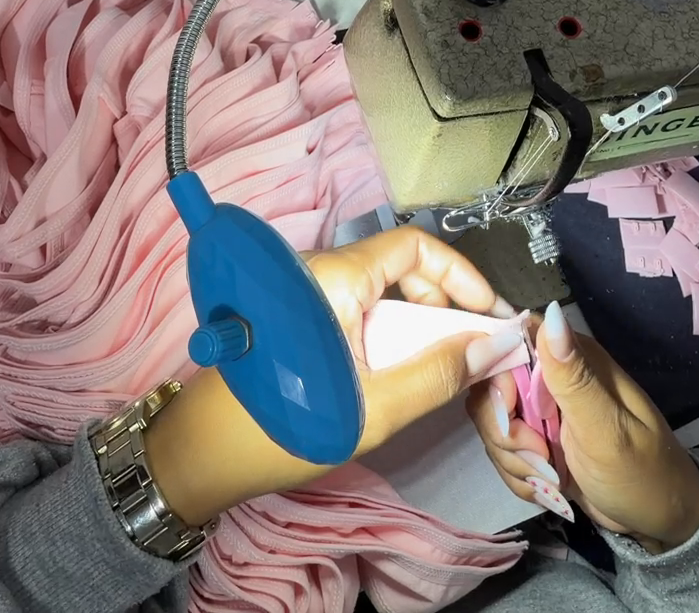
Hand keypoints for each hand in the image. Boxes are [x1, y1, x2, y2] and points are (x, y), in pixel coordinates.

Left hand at [142, 227, 522, 524]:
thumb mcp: (373, 409)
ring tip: (437, 360)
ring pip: (379, 286)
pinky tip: (398, 363)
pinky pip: (357, 302)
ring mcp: (305, 288)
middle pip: (398, 264)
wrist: (204, 453)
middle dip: (442, 300)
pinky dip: (388, 326)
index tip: (489, 312)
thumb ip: (437, 374)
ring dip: (416, 317)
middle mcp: (318, 268)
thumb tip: (494, 347)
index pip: (413, 245)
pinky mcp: (298, 309)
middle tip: (468, 344)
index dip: (460, 273)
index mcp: (334, 277)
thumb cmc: (286, 427)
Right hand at [466, 302, 698, 551]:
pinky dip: (517, 470)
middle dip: (505, 430)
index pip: (509, 340)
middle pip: (492, 384)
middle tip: (540, 458)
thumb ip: (573, 377)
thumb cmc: (642, 474)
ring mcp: (542, 405)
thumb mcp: (606, 430)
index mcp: (573, 356)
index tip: (511, 416)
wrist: (658, 522)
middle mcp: (553, 373)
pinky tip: (546, 485)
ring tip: (549, 477)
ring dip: (512, 457)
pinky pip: (503, 444)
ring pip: (493, 419)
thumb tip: (552, 310)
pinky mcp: (536, 434)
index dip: (497, 375)